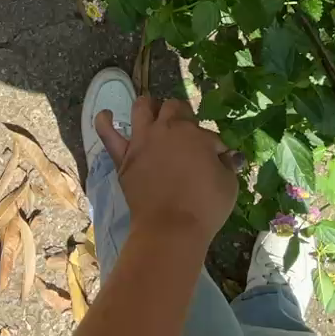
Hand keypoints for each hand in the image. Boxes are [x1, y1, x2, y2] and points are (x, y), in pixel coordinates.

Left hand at [95, 96, 238, 249]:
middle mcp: (167, 128)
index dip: (213, 145)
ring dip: (149, 106)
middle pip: (174, 108)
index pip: (206, 132)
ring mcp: (143, 140)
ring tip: (153, 113)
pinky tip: (107, 114)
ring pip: (142, 107)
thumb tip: (228, 155)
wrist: (172, 229)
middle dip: (182, 114)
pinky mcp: (123, 156)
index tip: (216, 158)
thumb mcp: (229, 184)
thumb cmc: (205, 207)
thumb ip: (227, 164)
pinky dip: (105, 121)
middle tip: (186, 131)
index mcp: (195, 133)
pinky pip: (108, 132)